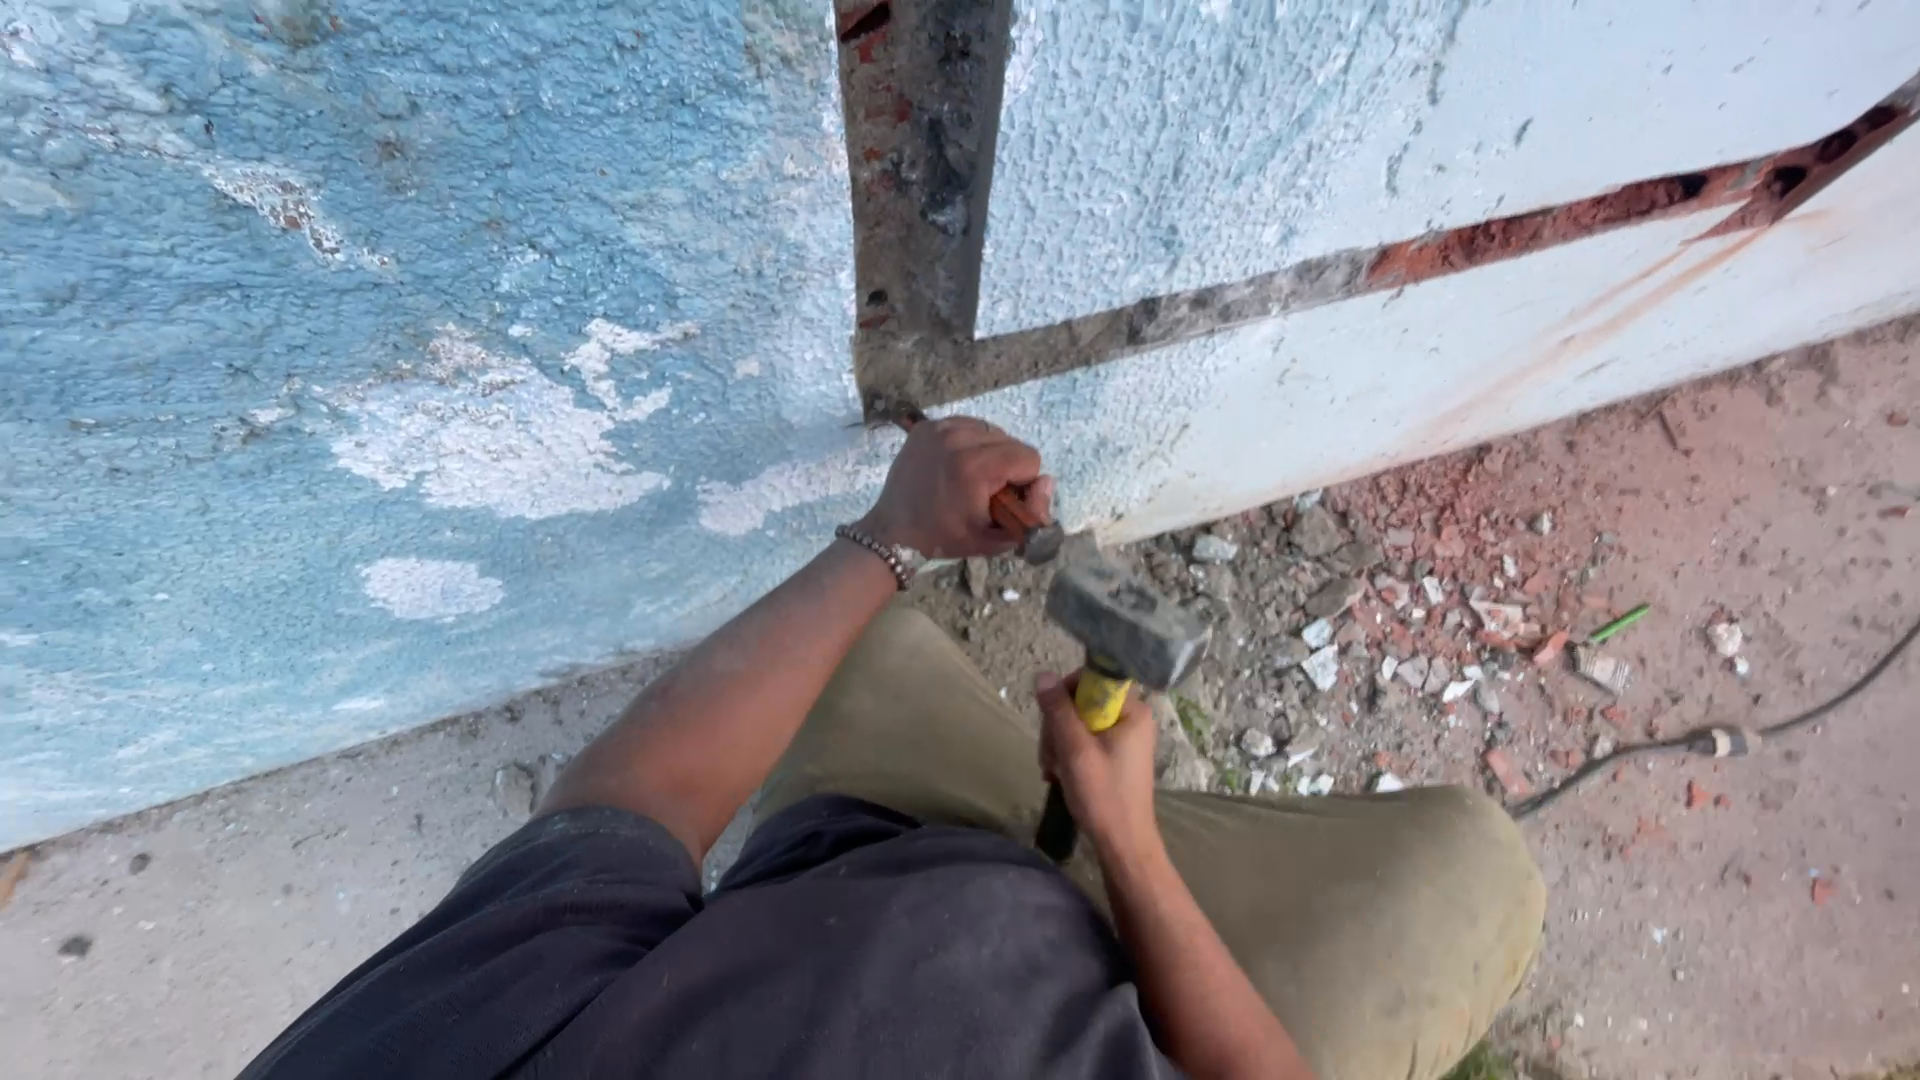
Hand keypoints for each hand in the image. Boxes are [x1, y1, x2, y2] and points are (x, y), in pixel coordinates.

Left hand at [856, 415, 1052, 559]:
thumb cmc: (944, 538)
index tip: (1005, 499)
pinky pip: (967, 425)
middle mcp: (957, 439)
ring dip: (991, 452)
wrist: (893, 531)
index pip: (1029, 458)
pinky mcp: (926, 426)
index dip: (1025, 482)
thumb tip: (1046, 482)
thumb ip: (1030, 514)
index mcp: (974, 468)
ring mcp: (939, 429)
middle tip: (989, 490)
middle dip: (1009, 467)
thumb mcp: (994, 539)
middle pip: (1011, 442)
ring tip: (973, 477)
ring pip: (990, 430)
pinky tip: (958, 464)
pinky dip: (971, 442)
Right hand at [1035, 671, 1159, 857]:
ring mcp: (1123, 737)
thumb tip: (1042, 675)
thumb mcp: (1075, 750)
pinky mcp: (1114, 754)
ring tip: (1054, 770)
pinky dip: (1067, 754)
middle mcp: (1131, 717)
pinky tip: (1059, 774)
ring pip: (1076, 722)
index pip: (1090, 680)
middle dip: (1058, 727)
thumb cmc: (1103, 796)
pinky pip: (1083, 739)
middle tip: (1052, 756)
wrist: (1122, 844)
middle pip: (1080, 702)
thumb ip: (1058, 710)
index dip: (1064, 696)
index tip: (1053, 722)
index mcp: (1132, 710)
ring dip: (1058, 744)